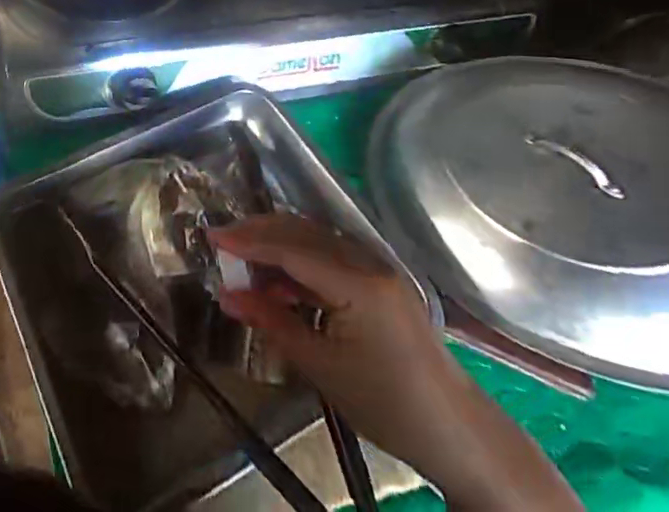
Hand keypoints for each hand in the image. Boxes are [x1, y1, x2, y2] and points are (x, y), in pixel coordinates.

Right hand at [209, 214, 454, 427]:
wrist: (457, 435)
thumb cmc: (388, 404)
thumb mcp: (321, 366)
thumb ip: (271, 322)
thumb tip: (227, 296)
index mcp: (358, 283)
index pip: (291, 248)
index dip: (248, 241)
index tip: (211, 236)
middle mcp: (369, 264)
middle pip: (303, 234)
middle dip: (259, 234)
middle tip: (221, 243)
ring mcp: (378, 271)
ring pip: (316, 242)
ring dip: (277, 246)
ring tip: (241, 262)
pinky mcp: (380, 284)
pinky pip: (330, 259)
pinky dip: (298, 263)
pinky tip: (277, 281)